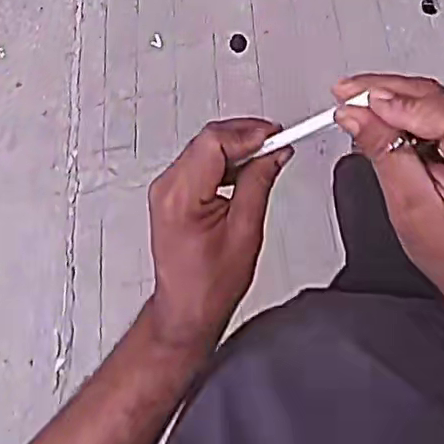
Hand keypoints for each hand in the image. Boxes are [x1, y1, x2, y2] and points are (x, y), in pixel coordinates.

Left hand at [144, 118, 290, 352]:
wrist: (186, 309)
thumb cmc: (209, 285)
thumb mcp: (245, 233)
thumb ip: (258, 184)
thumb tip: (272, 153)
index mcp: (180, 197)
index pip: (213, 143)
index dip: (248, 133)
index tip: (275, 135)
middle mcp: (167, 186)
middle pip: (207, 139)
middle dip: (245, 135)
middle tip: (277, 140)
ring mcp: (166, 186)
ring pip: (204, 145)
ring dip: (236, 145)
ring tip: (266, 154)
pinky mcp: (172, 189)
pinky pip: (200, 159)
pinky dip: (225, 157)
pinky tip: (246, 167)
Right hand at [333, 74, 443, 336]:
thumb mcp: (411, 211)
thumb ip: (384, 155)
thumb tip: (358, 115)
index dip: (404, 105)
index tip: (364, 103)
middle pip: (441, 100)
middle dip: (387, 93)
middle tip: (346, 96)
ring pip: (437, 97)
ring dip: (392, 96)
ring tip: (356, 104)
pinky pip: (440, 104)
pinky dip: (406, 104)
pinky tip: (382, 113)